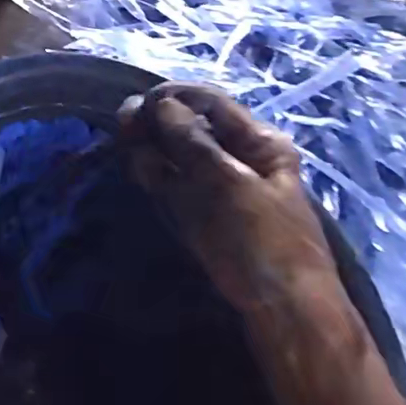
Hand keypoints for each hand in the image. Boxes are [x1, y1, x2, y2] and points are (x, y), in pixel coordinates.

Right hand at [118, 83, 339, 312]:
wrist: (279, 309)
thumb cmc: (265, 239)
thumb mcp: (230, 182)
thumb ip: (192, 139)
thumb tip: (160, 102)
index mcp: (257, 142)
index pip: (207, 100)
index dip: (173, 96)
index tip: (143, 104)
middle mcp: (231, 152)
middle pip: (181, 119)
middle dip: (152, 120)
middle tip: (126, 127)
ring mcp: (208, 176)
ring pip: (164, 144)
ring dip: (147, 147)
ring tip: (141, 163)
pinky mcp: (190, 200)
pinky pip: (161, 172)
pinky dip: (148, 170)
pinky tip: (145, 179)